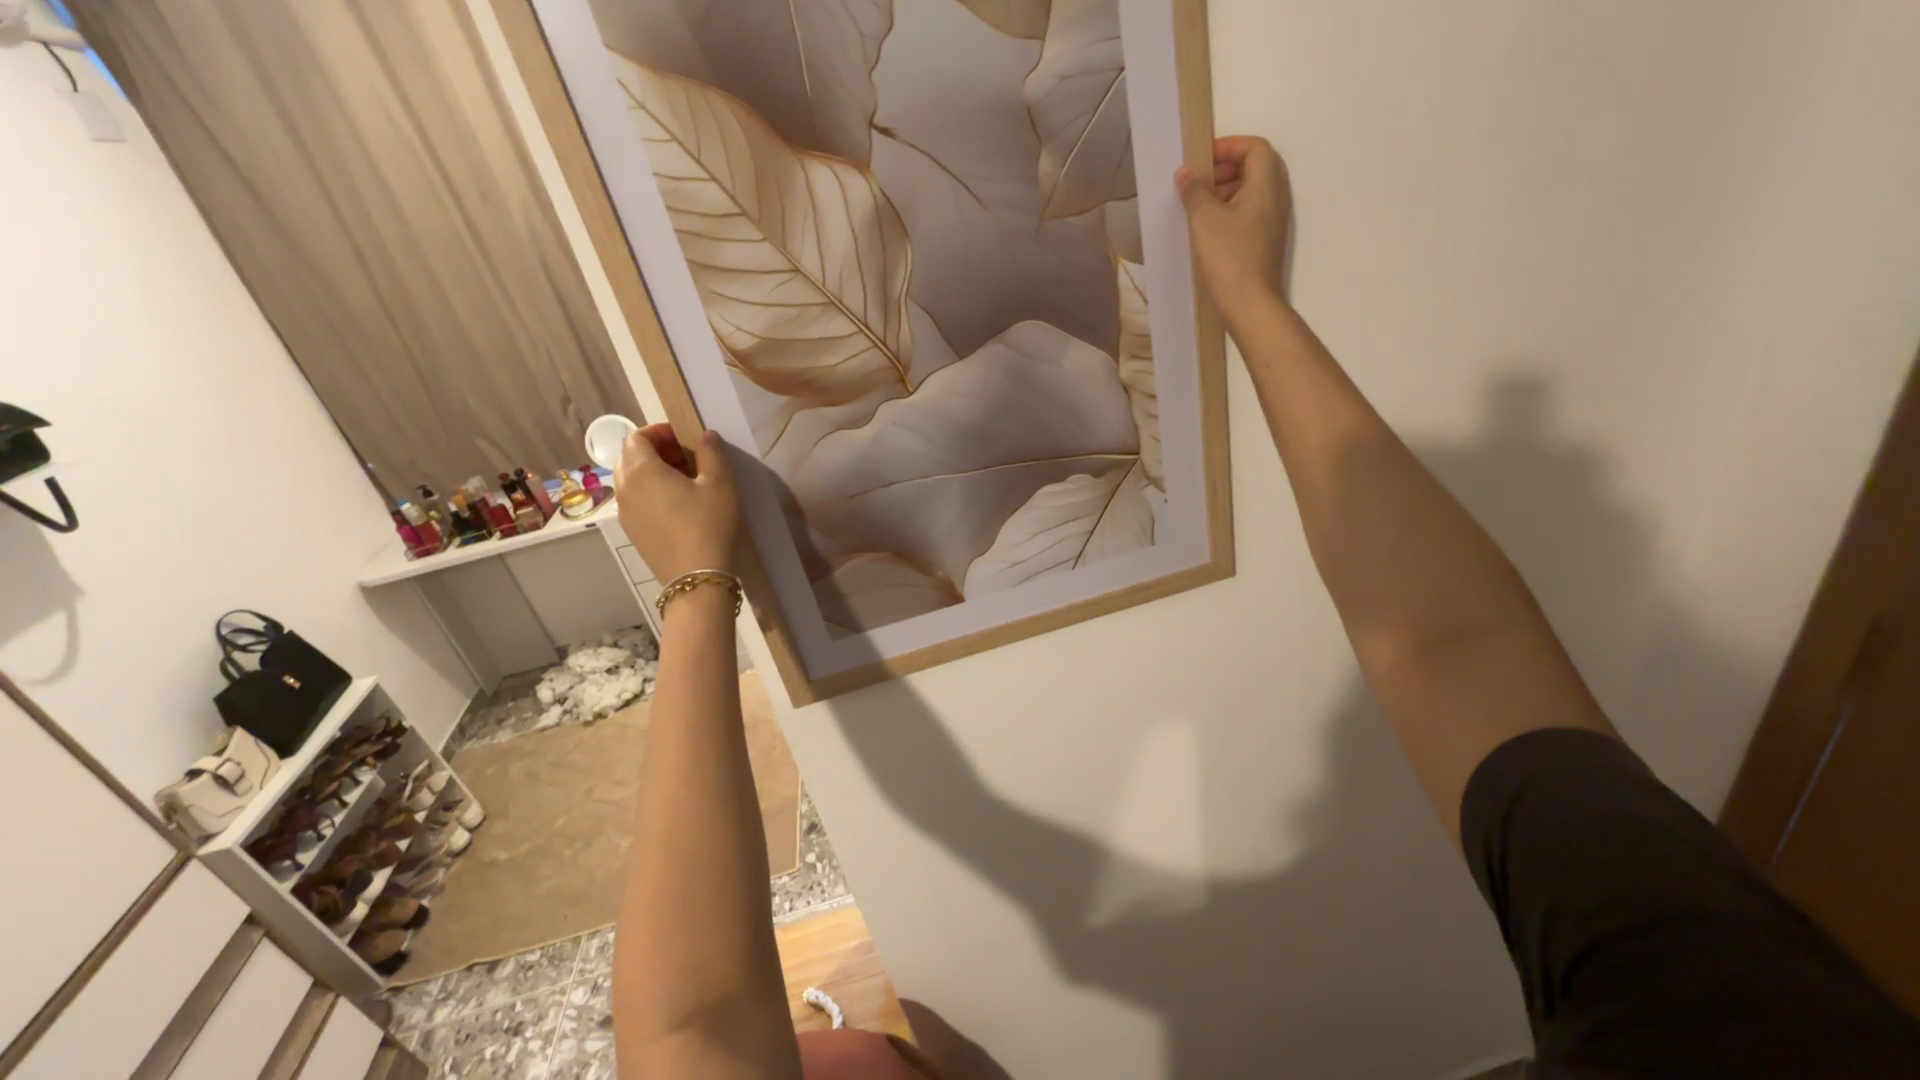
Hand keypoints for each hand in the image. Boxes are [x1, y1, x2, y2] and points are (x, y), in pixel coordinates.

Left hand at [613, 424, 741, 583]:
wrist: (698, 579)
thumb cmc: (709, 524)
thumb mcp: (720, 483)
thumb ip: (712, 453)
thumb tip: (705, 436)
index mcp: (641, 470)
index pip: (637, 437)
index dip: (660, 432)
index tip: (685, 439)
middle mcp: (625, 490)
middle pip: (630, 458)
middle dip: (655, 452)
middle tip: (686, 460)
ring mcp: (625, 515)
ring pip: (632, 482)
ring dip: (653, 475)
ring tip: (685, 485)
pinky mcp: (634, 534)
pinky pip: (636, 503)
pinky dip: (652, 496)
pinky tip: (680, 509)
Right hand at [1176, 135, 1291, 324]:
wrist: (1249, 304)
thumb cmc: (1228, 256)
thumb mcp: (1204, 219)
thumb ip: (1195, 191)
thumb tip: (1187, 174)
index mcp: (1267, 185)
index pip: (1255, 147)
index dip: (1229, 146)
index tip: (1202, 159)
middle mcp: (1276, 198)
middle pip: (1256, 166)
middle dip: (1226, 167)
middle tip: (1199, 181)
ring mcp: (1273, 220)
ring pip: (1253, 190)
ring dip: (1226, 189)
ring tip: (1199, 205)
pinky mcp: (1265, 240)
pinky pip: (1251, 211)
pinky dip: (1231, 209)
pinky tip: (1208, 227)